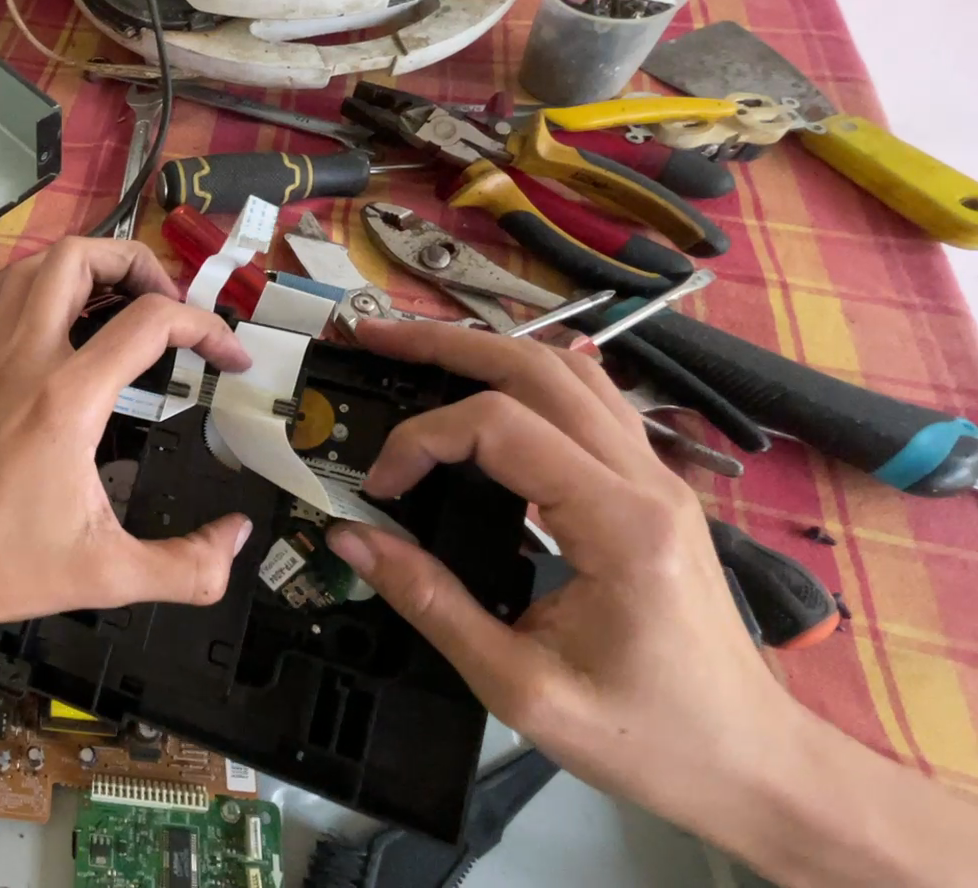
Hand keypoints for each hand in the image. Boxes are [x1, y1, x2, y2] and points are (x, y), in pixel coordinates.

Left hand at [0, 238, 255, 645]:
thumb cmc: (5, 568)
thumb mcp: (111, 576)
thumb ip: (190, 567)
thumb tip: (238, 538)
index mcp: (67, 399)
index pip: (150, 323)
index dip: (207, 327)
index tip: (232, 357)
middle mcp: (24, 360)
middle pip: (79, 259)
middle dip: (136, 263)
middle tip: (167, 304)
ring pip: (30, 267)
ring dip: (82, 266)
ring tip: (117, 299)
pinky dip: (28, 285)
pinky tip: (49, 313)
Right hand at [324, 319, 801, 828]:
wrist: (757, 767)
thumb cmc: (647, 736)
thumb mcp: (518, 685)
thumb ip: (427, 601)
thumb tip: (349, 537)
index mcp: (619, 524)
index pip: (498, 428)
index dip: (420, 441)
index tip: (378, 491)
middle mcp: (645, 481)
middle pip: (538, 367)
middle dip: (444, 344)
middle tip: (373, 338)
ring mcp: (654, 477)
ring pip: (567, 370)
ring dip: (483, 347)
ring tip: (415, 347)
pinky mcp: (647, 487)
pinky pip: (586, 401)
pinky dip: (522, 375)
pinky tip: (485, 380)